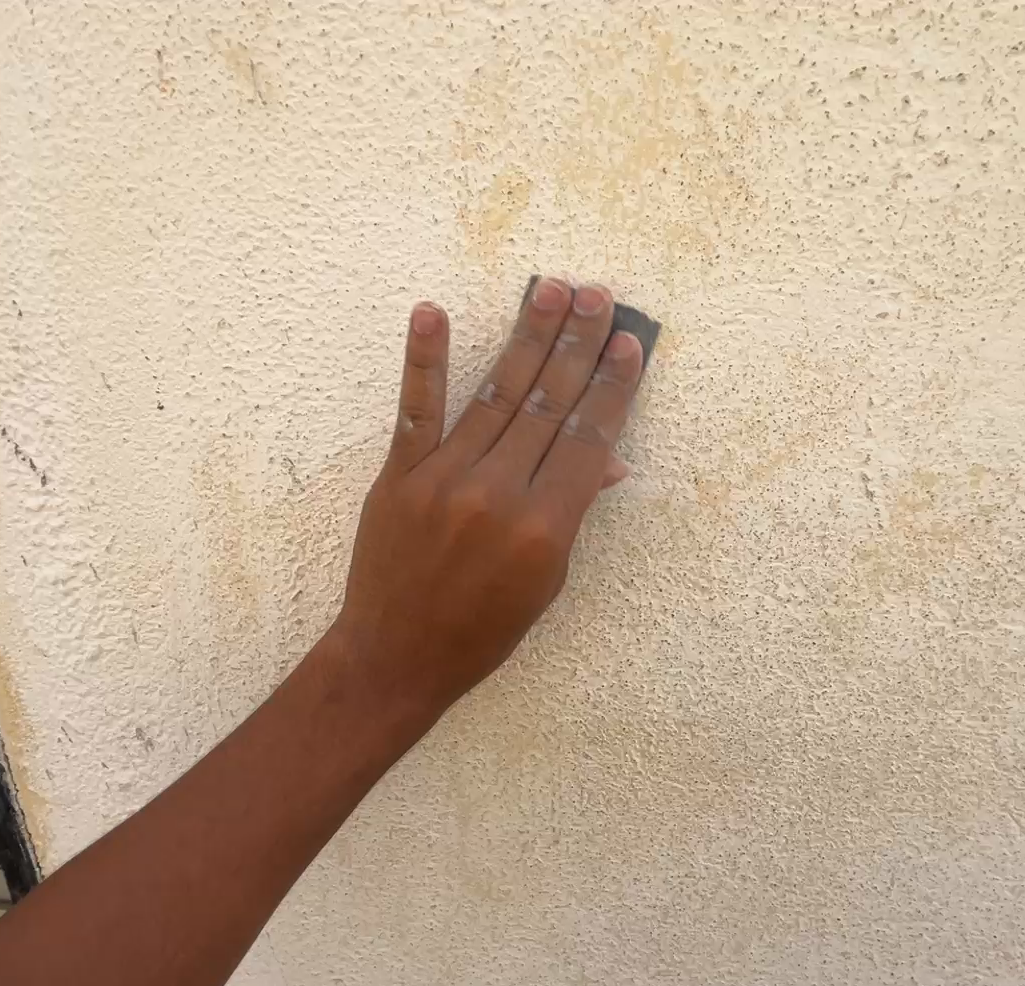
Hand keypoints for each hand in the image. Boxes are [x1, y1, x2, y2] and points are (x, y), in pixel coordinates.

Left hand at [325, 277, 646, 732]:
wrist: (397, 656)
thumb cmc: (482, 631)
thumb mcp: (546, 582)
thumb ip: (572, 514)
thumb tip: (609, 460)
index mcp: (545, 528)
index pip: (588, 439)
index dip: (612, 387)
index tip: (627, 343)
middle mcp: (498, 494)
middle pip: (548, 404)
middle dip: (578, 345)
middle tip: (597, 295)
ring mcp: (445, 480)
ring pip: (496, 394)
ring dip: (526, 338)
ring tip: (551, 291)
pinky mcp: (399, 476)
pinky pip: (416, 410)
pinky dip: (423, 359)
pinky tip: (431, 312)